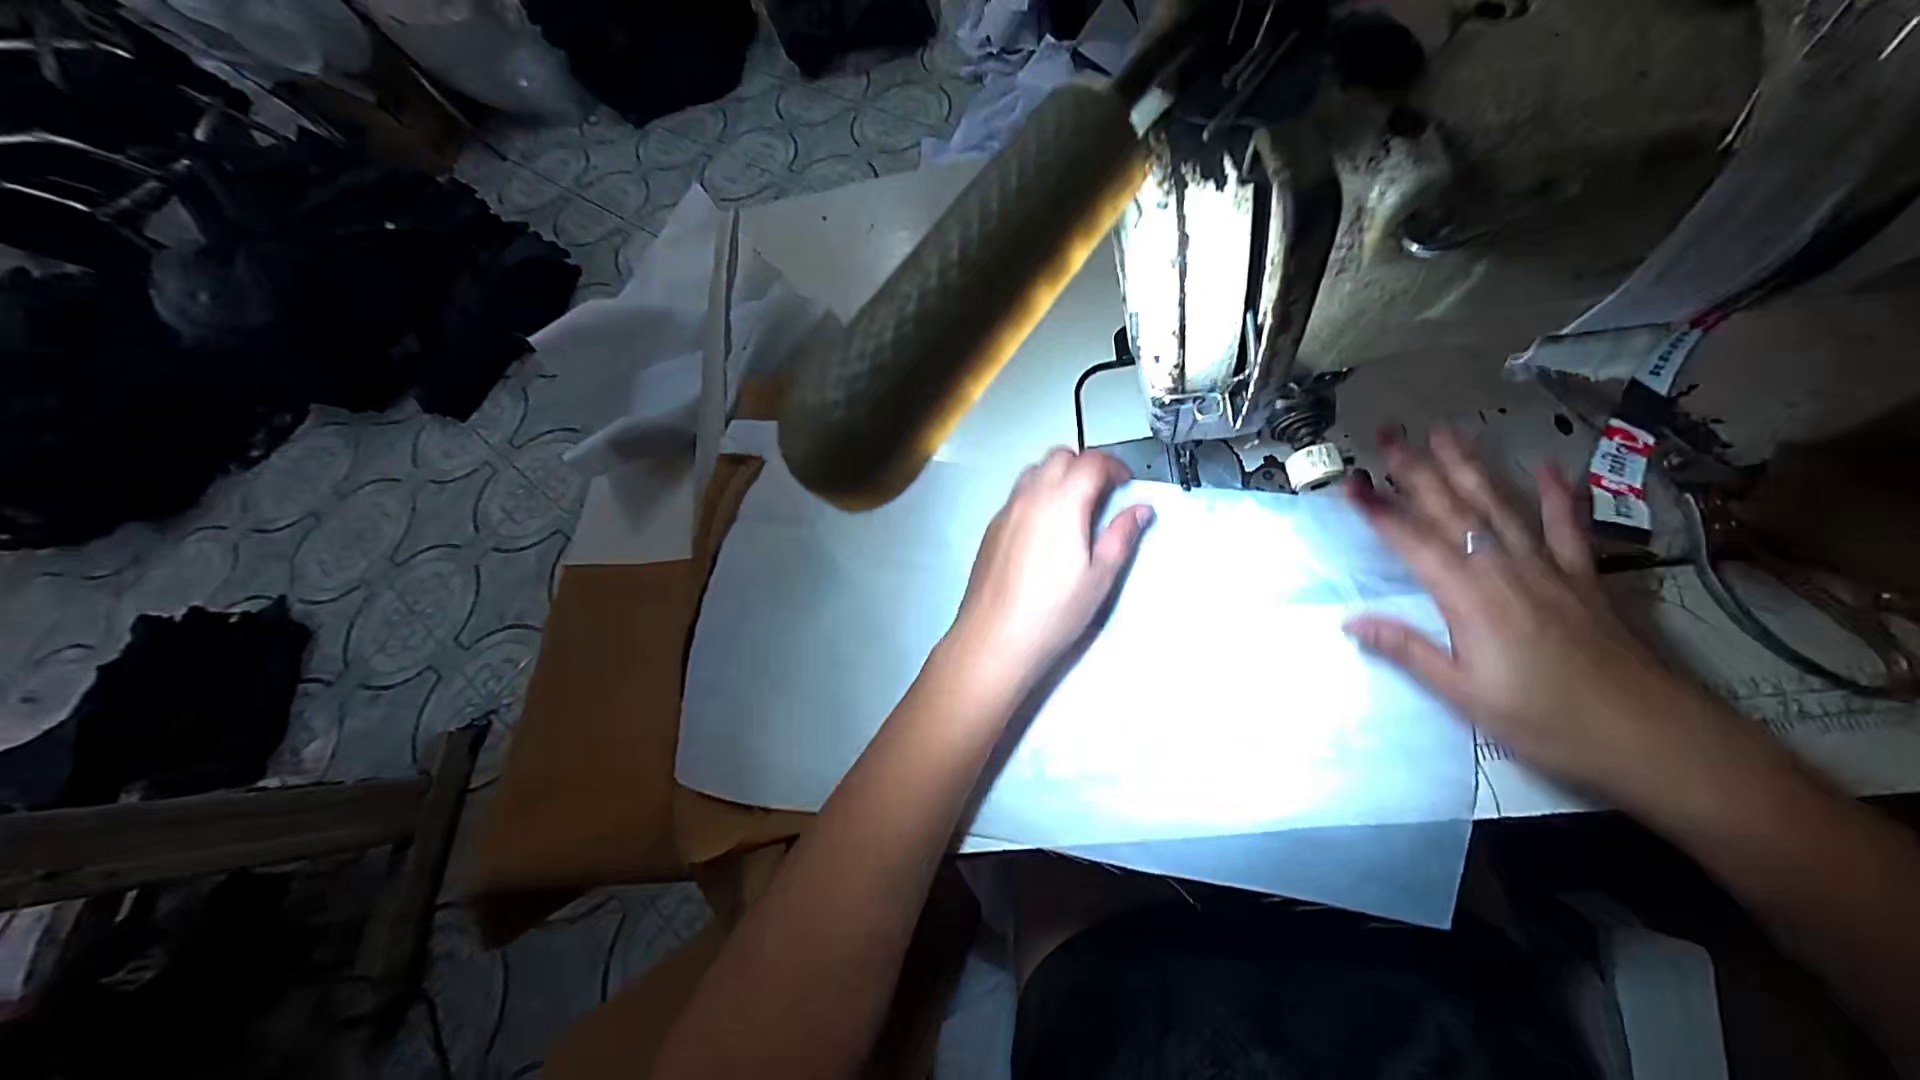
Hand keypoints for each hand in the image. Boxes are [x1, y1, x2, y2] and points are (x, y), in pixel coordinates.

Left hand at [946, 448, 1153, 692]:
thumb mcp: (1099, 577)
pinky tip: (1045, 529)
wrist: (994, 637)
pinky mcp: (991, 528)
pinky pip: (1017, 495)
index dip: (1113, 465)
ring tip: (1075, 507)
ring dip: (1058, 476)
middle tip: (1103, 492)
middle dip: (1085, 465)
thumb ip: (1121, 536)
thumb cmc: (1054, 611)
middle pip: (1059, 457)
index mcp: (1061, 502)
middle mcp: (1029, 497)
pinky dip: (1037, 494)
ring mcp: (1005, 511)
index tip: (1125, 483)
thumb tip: (1140, 510)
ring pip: (1033, 472)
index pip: (1090, 462)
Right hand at [1343, 427, 1724, 800]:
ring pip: (1501, 506)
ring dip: (1469, 468)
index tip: (1349, 481)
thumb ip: (1408, 651)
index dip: (1377, 510)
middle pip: (1453, 510)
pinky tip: (1545, 467)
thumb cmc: (1547, 722)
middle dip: (1417, 471)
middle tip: (1390, 435)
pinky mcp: (1585, 579)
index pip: (1412, 542)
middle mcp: (1506, 569)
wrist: (1656, 738)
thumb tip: (1351, 622)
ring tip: (1445, 433)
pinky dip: (1556, 495)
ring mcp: (1549, 569)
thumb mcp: (1464, 694)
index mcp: (1470, 597)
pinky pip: (1567, 528)